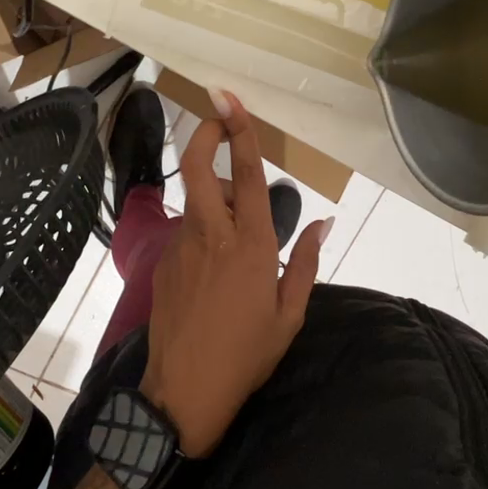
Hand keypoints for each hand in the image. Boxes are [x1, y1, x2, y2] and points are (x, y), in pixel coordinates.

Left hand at [141, 91, 331, 457]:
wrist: (185, 391)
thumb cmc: (246, 355)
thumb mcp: (289, 315)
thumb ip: (306, 263)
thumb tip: (323, 223)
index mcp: (252, 247)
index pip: (249, 177)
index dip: (239, 132)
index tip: (228, 98)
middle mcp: (212, 237)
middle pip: (201, 170)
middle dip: (205, 136)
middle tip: (216, 120)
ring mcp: (182, 248)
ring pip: (196, 200)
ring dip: (215, 194)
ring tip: (239, 229)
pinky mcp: (164, 264)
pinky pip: (188, 230)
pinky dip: (204, 228)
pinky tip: (217, 265)